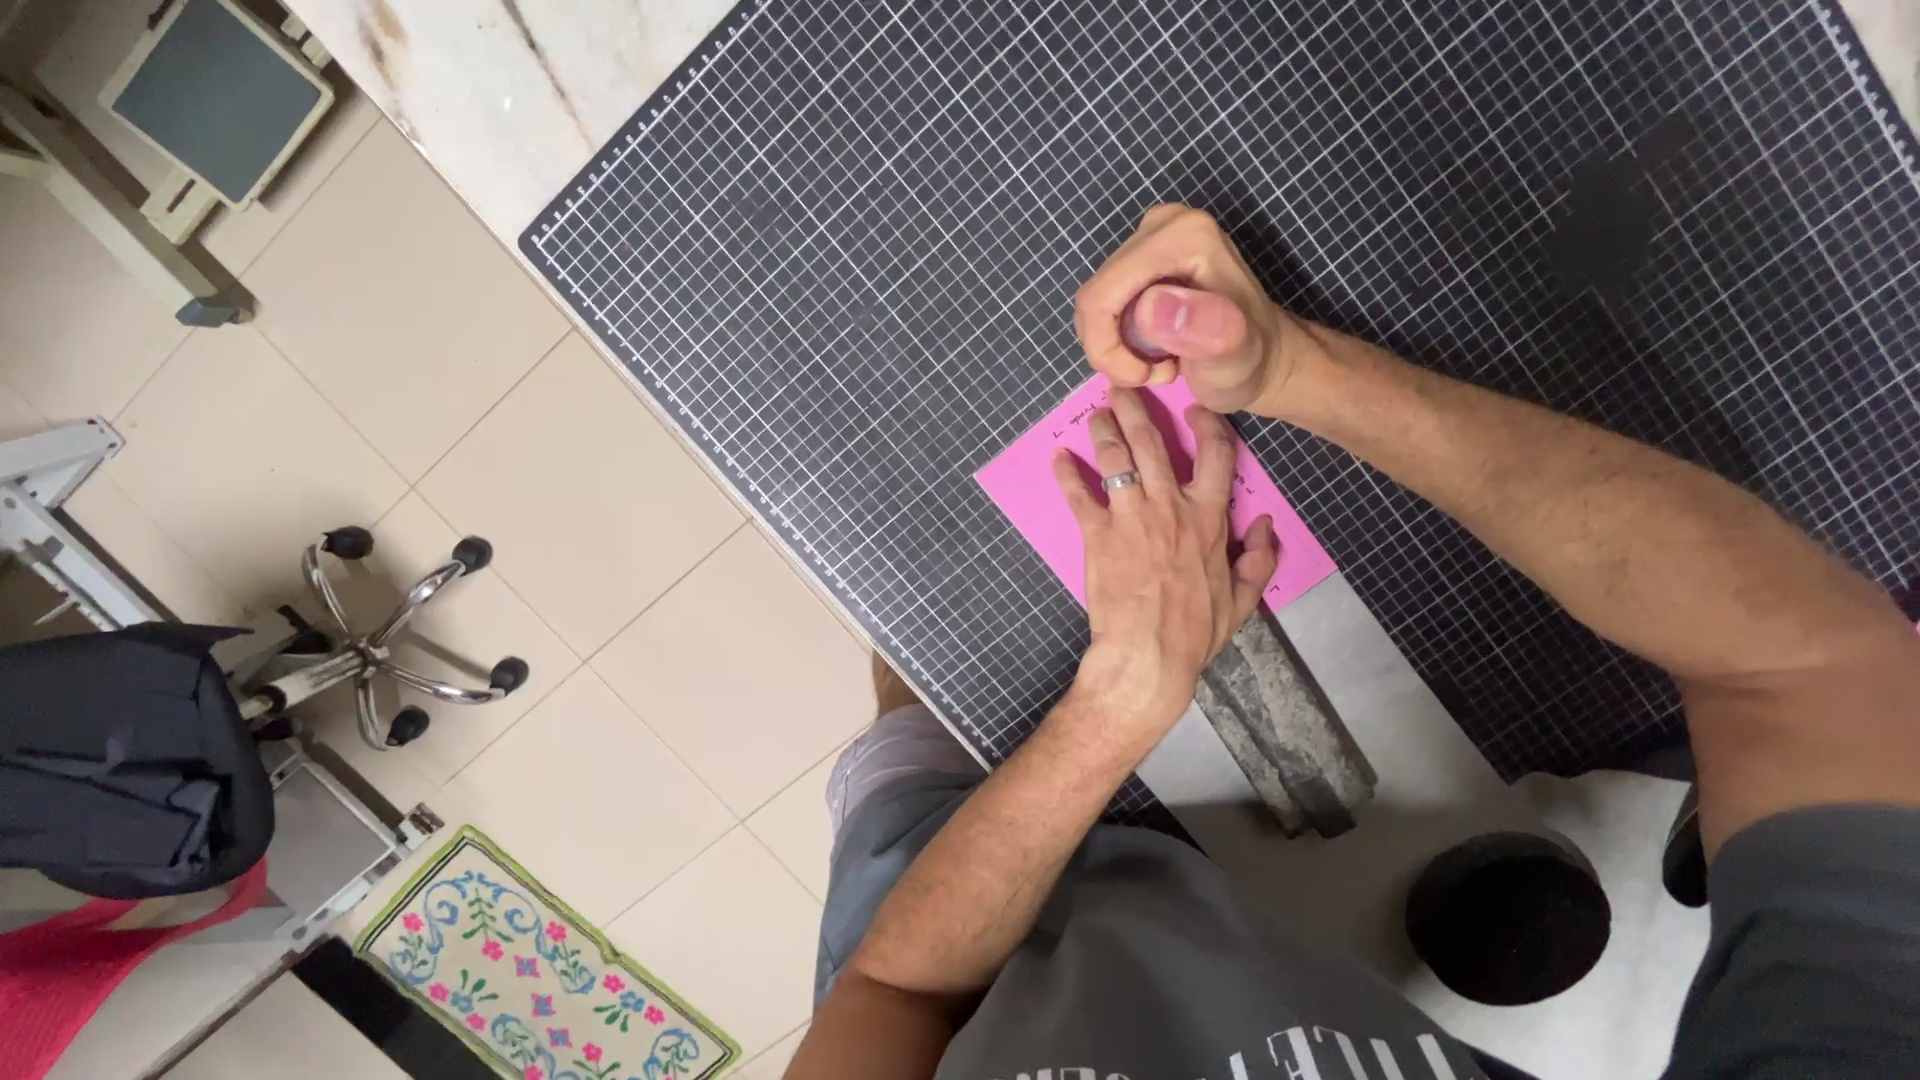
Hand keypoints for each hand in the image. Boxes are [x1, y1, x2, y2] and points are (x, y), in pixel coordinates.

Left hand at [1053, 387, 1278, 741]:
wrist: (1148, 653)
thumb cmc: (1194, 630)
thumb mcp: (1242, 599)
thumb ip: (1258, 559)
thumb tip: (1265, 524)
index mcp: (1208, 518)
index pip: (1216, 456)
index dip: (1208, 425)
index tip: (1196, 408)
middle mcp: (1169, 507)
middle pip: (1153, 444)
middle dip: (1137, 409)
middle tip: (1124, 386)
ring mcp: (1130, 517)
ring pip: (1116, 460)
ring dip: (1104, 430)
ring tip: (1096, 412)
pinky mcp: (1097, 534)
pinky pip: (1079, 496)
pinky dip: (1066, 475)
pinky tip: (1057, 457)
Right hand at [1073, 203, 1300, 413]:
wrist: (1263, 359)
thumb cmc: (1249, 362)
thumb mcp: (1232, 356)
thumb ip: (1203, 329)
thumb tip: (1151, 307)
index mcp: (1182, 236)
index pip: (1101, 295)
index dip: (1109, 348)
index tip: (1148, 376)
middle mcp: (1161, 225)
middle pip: (1095, 298)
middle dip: (1113, 349)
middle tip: (1155, 372)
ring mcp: (1149, 239)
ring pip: (1095, 305)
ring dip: (1115, 347)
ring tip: (1157, 364)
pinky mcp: (1140, 257)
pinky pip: (1103, 305)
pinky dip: (1117, 338)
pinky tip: (1152, 349)